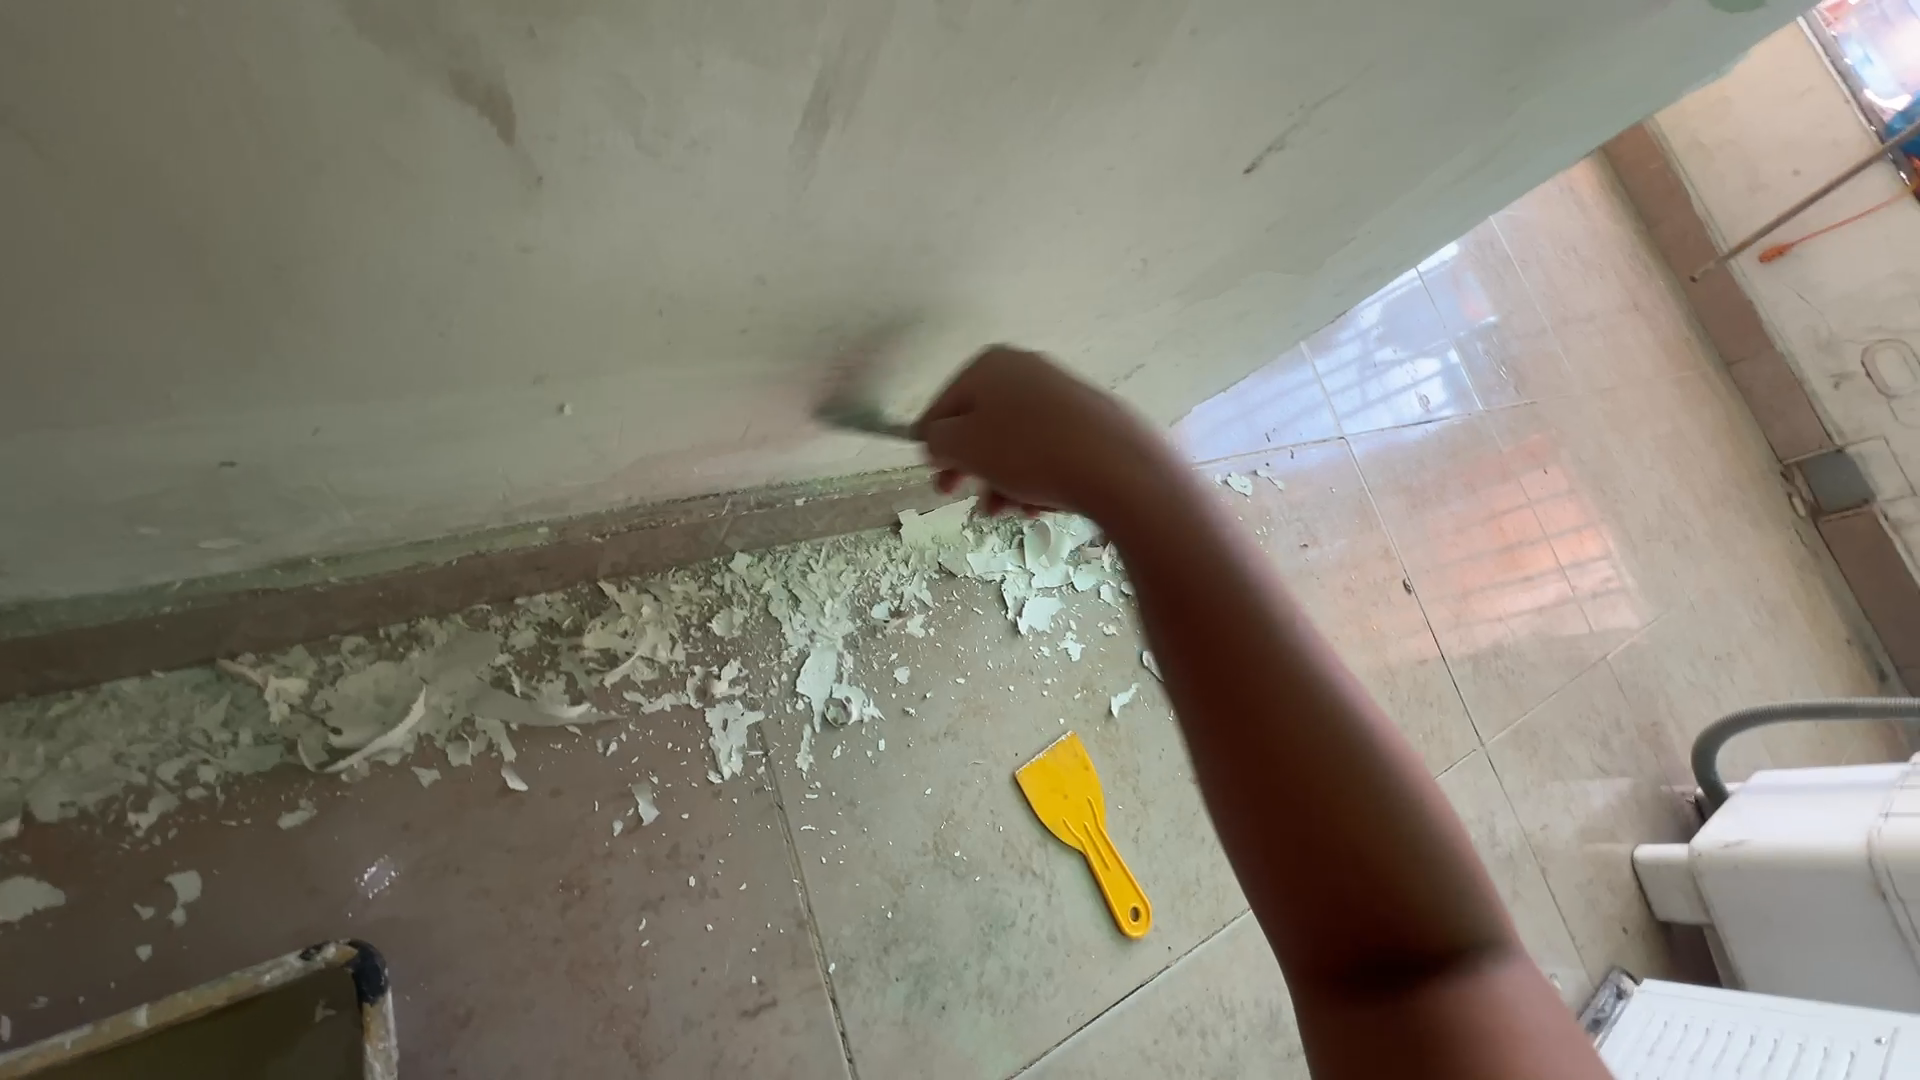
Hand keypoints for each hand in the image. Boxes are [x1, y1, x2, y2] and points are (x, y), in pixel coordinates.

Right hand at [913, 345, 1174, 517]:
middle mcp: (1025, 370)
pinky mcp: (1090, 422)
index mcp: (989, 366)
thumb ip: (936, 441)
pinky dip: (1037, 480)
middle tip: (959, 496)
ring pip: (1015, 445)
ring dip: (1002, 482)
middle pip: (982, 426)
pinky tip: (1040, 506)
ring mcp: (1061, 395)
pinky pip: (1048, 452)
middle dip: (970, 468)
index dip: (934, 445)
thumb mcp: (962, 447)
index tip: (935, 476)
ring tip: (1007, 512)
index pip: (943, 406)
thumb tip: (937, 439)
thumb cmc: (1026, 451)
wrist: (1115, 464)